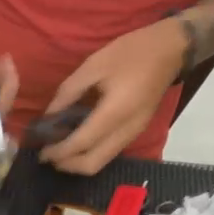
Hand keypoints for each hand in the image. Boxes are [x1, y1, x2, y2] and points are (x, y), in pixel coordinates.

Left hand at [39, 18, 192, 175]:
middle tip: (48, 155)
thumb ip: (68, 92)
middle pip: (91, 165)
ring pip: (99, 164)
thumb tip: (48, 116)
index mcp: (115, 112)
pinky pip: (107, 155)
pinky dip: (89, 155)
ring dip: (76, 163)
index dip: (58, 152)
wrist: (172, 49)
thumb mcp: (94, 65)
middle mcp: (125, 131)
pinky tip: (77, 143)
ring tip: (59, 151)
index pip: (81, 144)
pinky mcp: (134, 134)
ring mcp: (132, 135)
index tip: (41, 151)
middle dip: (66, 165)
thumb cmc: (132, 52)